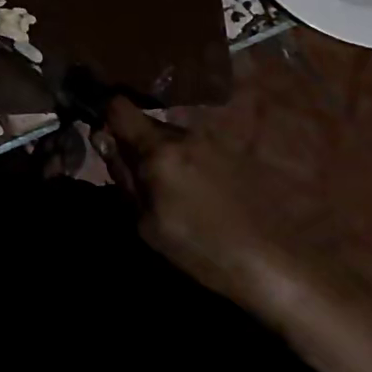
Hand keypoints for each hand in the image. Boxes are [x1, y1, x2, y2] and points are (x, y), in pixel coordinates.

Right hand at [102, 97, 287, 298]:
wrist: (272, 264)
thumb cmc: (199, 249)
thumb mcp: (146, 222)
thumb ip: (122, 176)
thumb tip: (103, 140)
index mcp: (158, 149)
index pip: (119, 107)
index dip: (103, 115)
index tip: (99, 136)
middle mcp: (184, 134)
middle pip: (145, 124)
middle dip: (133, 143)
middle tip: (133, 178)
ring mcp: (212, 142)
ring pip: (170, 137)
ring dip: (160, 154)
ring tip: (165, 191)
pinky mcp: (232, 155)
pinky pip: (193, 149)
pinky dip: (183, 163)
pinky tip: (194, 196)